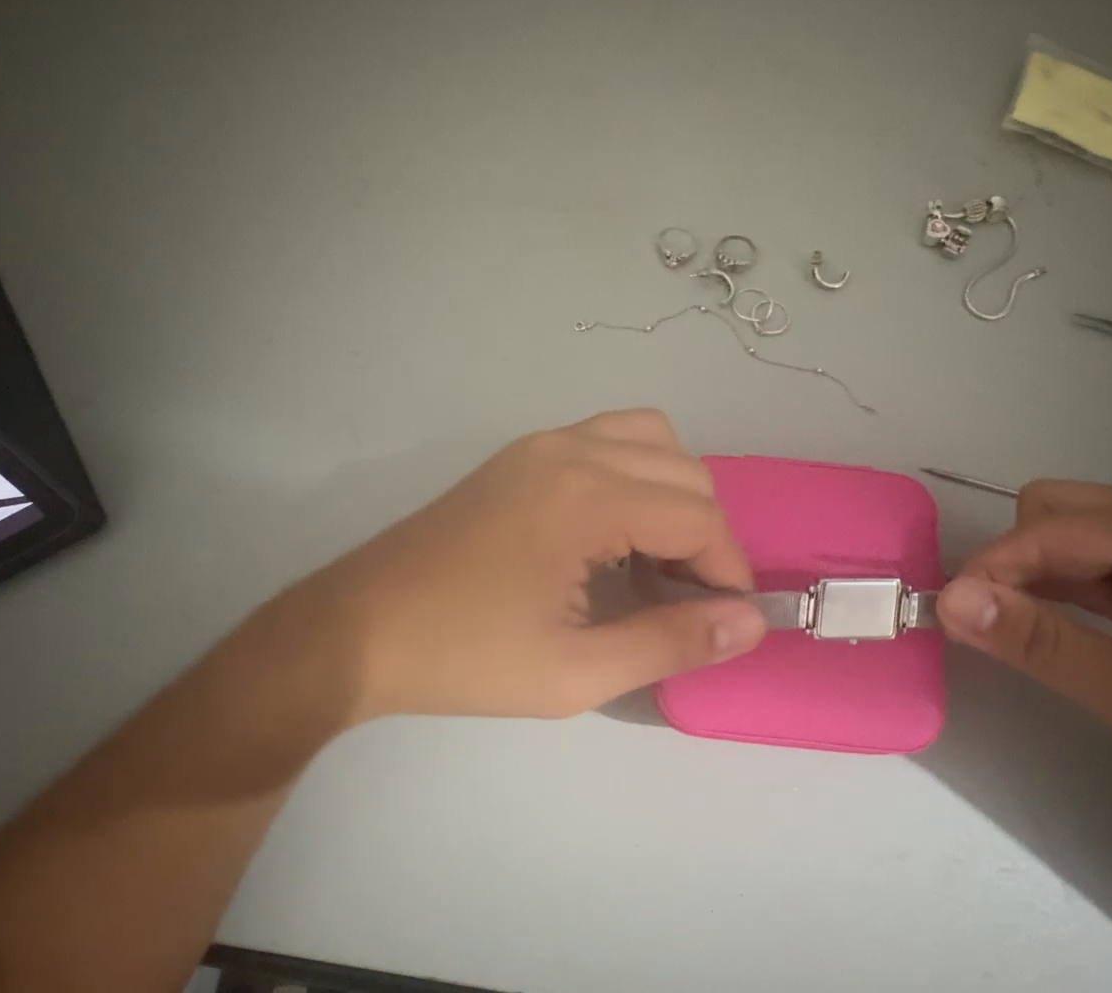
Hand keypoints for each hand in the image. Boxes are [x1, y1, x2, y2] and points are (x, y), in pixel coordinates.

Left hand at [271, 409, 766, 722]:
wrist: (358, 630)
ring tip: (654, 559)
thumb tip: (752, 623)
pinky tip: (612, 534)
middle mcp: (572, 449)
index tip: (724, 620)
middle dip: (706, 535)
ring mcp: (542, 444)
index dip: (729, 570)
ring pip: (650, 439)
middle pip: (685, 471)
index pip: (699, 516)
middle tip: (686, 600)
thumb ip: (671, 642)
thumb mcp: (576, 672)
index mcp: (587, 497)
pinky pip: (607, 439)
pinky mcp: (520, 454)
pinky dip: (635, 474)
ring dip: (674, 494)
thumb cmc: (466, 658)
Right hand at [935, 480, 1111, 831]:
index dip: (992, 567)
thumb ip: (1037, 641)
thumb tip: (949, 600)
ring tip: (1015, 630)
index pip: (1050, 528)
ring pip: (1077, 536)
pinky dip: (1069, 591)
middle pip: (1059, 511)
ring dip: (1038, 575)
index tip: (948, 615)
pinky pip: (1103, 566)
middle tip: (993, 623)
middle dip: (1014, 559)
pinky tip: (1063, 630)